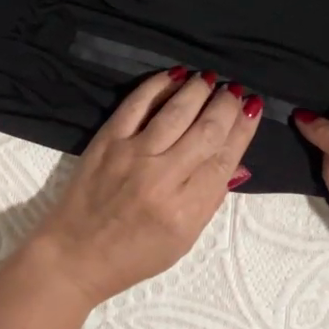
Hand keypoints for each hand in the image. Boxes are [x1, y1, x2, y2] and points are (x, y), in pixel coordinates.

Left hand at [26, 68, 262, 307]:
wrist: (76, 254)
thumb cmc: (134, 254)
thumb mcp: (183, 240)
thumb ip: (210, 199)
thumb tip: (237, 160)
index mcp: (185, 212)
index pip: (223, 160)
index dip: (242, 130)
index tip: (252, 108)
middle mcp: (162, 179)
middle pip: (205, 131)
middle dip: (225, 105)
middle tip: (235, 90)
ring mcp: (133, 155)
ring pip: (175, 112)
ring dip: (197, 90)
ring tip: (210, 78)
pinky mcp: (108, 139)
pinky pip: (137, 103)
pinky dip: (158, 85)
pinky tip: (174, 74)